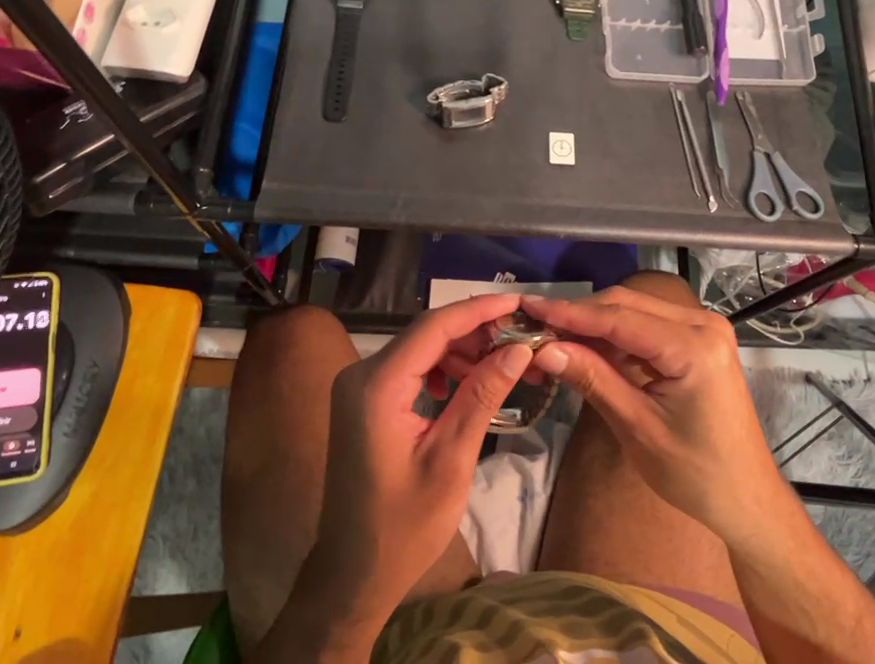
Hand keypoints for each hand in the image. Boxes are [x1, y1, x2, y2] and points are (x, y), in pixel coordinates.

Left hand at [305, 294, 533, 624]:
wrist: (353, 572)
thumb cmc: (404, 527)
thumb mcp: (452, 460)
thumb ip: (482, 397)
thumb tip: (518, 349)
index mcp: (377, 385)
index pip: (433, 327)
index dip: (479, 310)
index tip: (520, 303)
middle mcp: (360, 374)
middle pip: (425, 333)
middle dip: (474, 331)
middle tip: (521, 338)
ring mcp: (357, 386)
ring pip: (418, 348)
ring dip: (459, 350)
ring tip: (504, 362)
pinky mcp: (363, 400)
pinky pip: (407, 368)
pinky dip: (440, 369)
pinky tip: (467, 383)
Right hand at [522, 289, 788, 541]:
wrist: (746, 496)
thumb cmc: (695, 472)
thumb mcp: (636, 428)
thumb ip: (592, 379)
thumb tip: (543, 349)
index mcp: (693, 347)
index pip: (617, 317)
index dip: (568, 312)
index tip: (527, 308)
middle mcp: (703, 323)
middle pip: (625, 303)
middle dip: (577, 314)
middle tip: (531, 327)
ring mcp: (704, 328)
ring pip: (633, 309)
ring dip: (593, 322)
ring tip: (550, 336)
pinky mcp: (699, 339)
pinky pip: (647, 324)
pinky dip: (615, 333)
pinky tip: (585, 346)